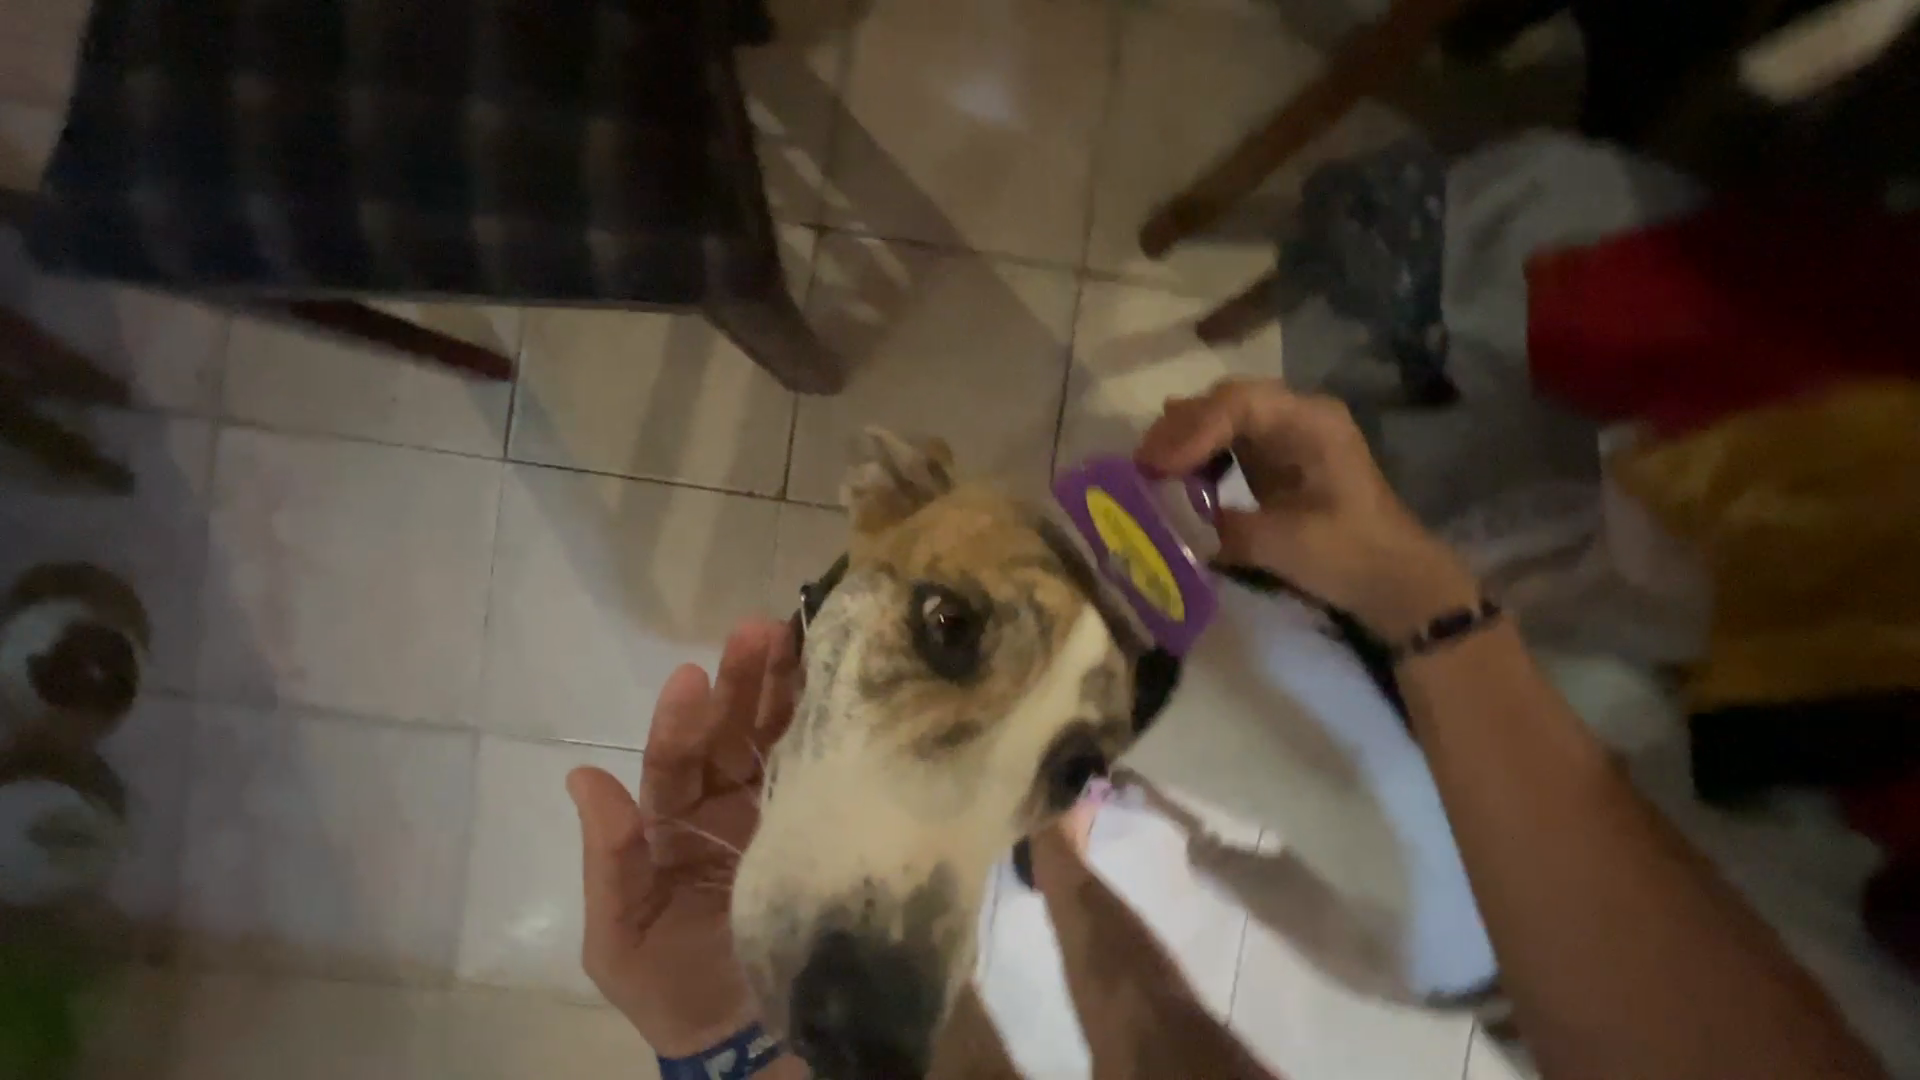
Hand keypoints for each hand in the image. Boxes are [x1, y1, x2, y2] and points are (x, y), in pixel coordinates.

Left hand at [567, 619, 798, 1056]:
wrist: (751, 1036)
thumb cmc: (675, 987)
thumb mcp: (623, 935)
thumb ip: (609, 858)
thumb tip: (582, 776)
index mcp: (669, 824)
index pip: (674, 762)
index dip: (680, 722)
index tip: (692, 677)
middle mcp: (721, 802)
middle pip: (729, 732)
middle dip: (741, 681)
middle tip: (758, 630)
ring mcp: (772, 805)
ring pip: (773, 734)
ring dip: (782, 684)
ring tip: (794, 636)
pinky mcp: (818, 817)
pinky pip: (814, 762)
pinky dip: (821, 719)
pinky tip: (831, 681)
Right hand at [1136, 377, 1476, 637]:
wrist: (1394, 580)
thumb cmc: (1350, 557)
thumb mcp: (1284, 544)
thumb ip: (1224, 526)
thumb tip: (1169, 520)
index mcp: (1311, 423)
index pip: (1239, 405)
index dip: (1193, 431)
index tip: (1159, 466)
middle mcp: (1296, 416)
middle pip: (1226, 401)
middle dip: (1180, 429)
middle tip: (1142, 464)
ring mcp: (1285, 435)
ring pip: (1221, 417)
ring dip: (1183, 438)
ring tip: (1149, 466)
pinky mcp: (1274, 458)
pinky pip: (1226, 441)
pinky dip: (1197, 454)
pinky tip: (1173, 471)